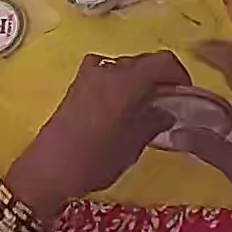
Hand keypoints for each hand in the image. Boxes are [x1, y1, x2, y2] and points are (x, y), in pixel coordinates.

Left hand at [6, 52, 189, 215]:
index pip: (162, 61)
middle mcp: (107, 70)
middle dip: (160, 78)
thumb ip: (152, 123)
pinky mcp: (77, 84)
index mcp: (124, 81)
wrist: (46, 170)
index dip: (179, 74)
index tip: (185, 94)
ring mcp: (88, 74)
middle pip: (144, 62)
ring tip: (147, 107)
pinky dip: (121, 83)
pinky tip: (122, 106)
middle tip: (170, 103)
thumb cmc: (93, 160)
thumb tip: (166, 111)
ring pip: (125, 67)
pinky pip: (108, 74)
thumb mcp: (131, 146)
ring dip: (140, 81)